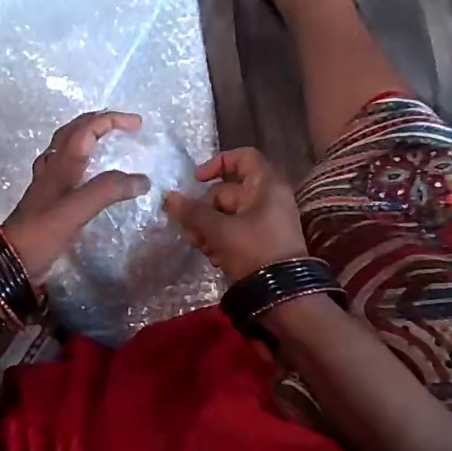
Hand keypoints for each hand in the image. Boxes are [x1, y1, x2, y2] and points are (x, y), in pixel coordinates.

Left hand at [0, 110, 152, 279]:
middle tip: (123, 125)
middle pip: (73, 132)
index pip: (86, 128)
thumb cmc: (42, 232)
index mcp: (60, 165)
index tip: (138, 124)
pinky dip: (79, 162)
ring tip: (106, 141)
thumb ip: (108, 190)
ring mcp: (47, 185)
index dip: (111, 120)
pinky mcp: (47, 201)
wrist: (11, 260)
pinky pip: (64, 170)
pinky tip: (85, 174)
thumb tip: (142, 179)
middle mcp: (53, 169)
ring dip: (86, 137)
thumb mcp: (77, 209)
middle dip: (98, 122)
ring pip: (65, 149)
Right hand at [163, 147, 309, 281]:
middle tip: (190, 230)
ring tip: (199, 247)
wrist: (282, 293)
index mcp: (266, 186)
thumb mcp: (219, 230)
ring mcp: (266, 221)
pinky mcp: (262, 241)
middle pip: (227, 191)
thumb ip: (193, 213)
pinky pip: (235, 232)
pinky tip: (212, 257)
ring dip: (208, 229)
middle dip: (203, 210)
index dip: (217, 163)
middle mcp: (268, 198)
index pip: (243, 157)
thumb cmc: (254, 250)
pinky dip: (221, 241)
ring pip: (227, 215)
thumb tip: (169, 198)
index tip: (196, 180)